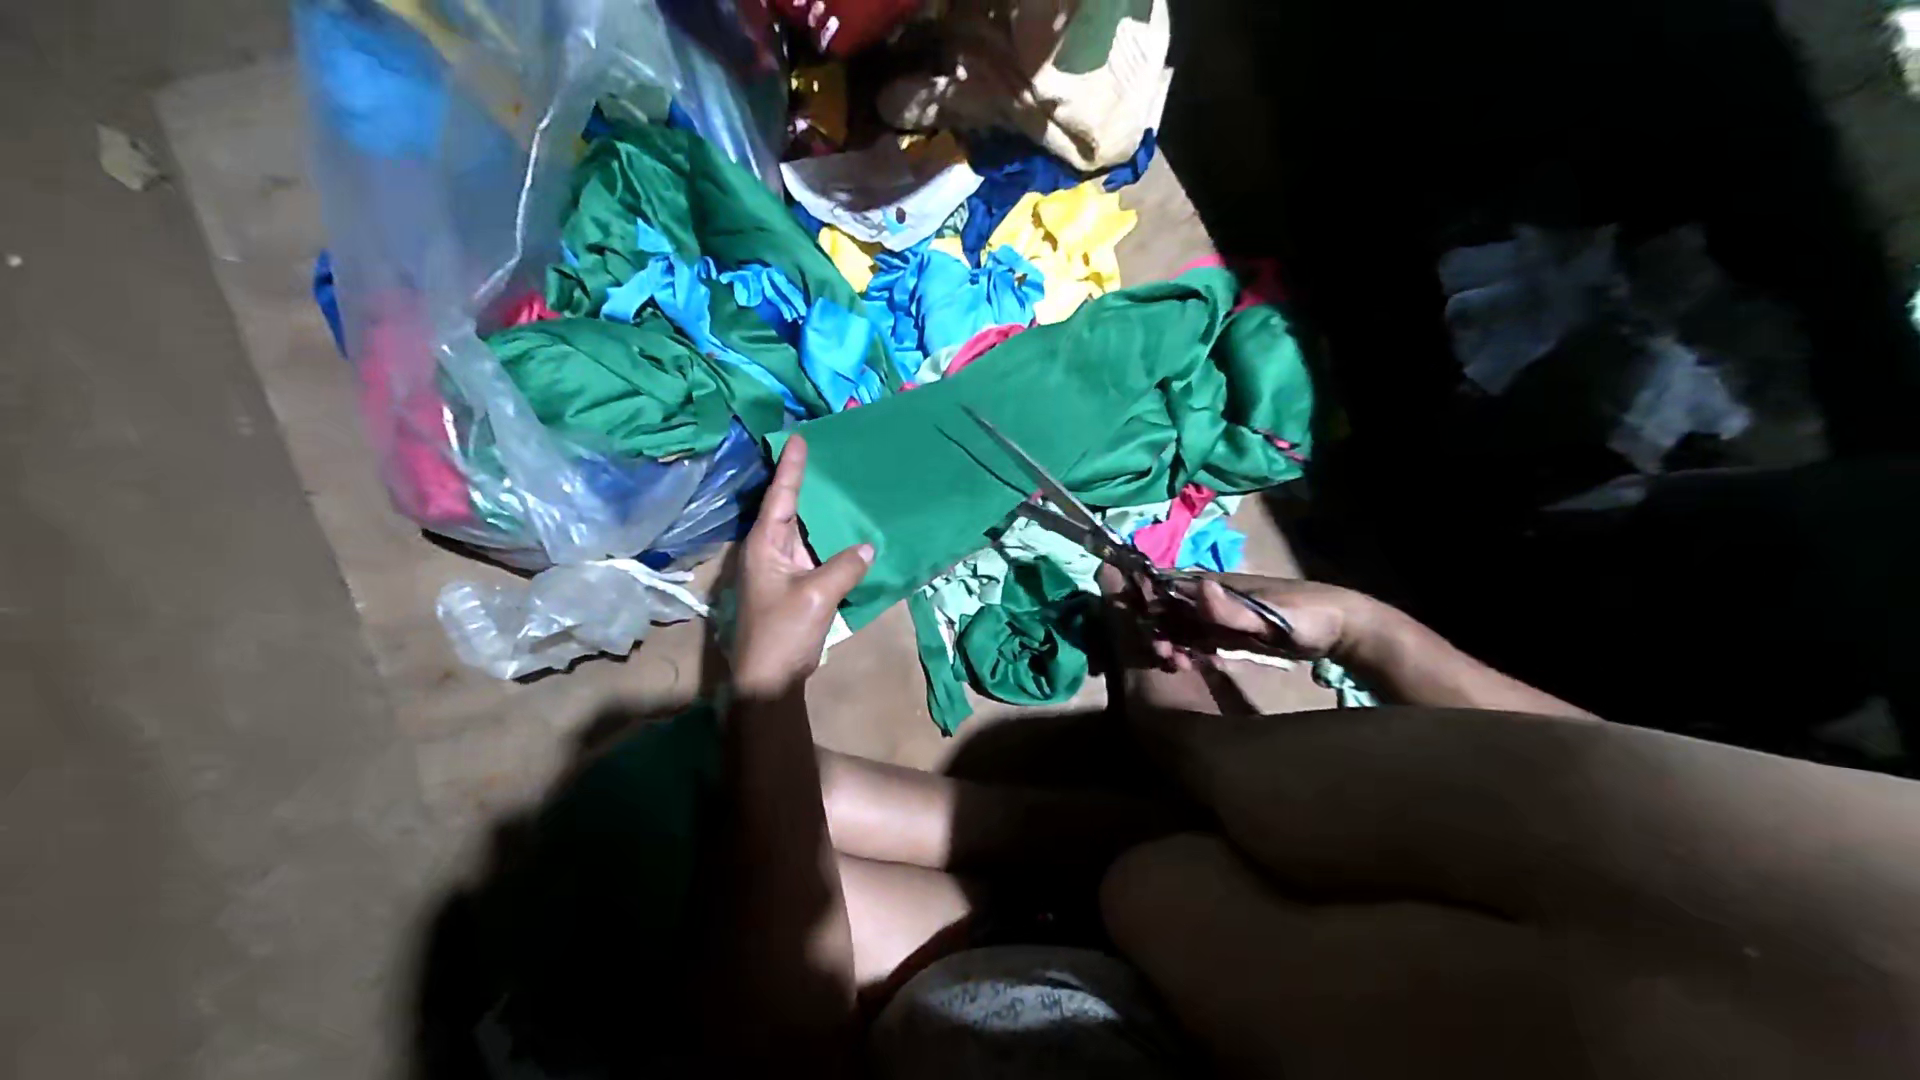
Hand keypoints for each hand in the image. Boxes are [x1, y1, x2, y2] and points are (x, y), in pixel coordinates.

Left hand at [731, 436, 872, 699]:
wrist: (769, 679)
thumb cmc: (783, 632)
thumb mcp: (817, 595)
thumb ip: (844, 566)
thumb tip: (867, 547)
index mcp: (765, 546)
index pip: (780, 496)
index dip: (791, 467)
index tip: (798, 437)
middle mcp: (770, 552)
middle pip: (789, 509)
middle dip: (805, 482)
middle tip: (826, 454)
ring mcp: (782, 570)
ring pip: (804, 532)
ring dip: (820, 513)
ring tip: (841, 486)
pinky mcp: (795, 587)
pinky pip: (814, 553)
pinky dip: (830, 541)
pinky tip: (849, 533)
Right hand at [1168, 573, 1382, 660]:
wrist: (1340, 629)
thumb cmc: (1304, 616)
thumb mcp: (1268, 615)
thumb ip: (1232, 609)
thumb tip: (1199, 589)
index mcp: (1215, 585)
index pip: (1167, 585)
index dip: (1147, 602)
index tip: (1142, 627)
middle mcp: (1211, 597)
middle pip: (1169, 608)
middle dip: (1157, 629)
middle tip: (1163, 656)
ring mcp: (1220, 616)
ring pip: (1180, 626)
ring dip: (1171, 643)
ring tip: (1175, 664)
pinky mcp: (1229, 634)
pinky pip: (1197, 639)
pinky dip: (1188, 650)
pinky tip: (1188, 665)